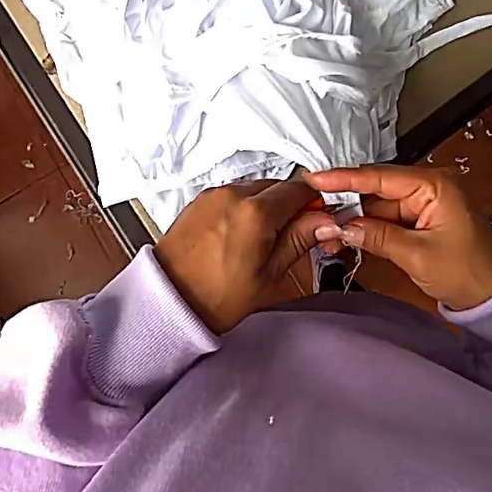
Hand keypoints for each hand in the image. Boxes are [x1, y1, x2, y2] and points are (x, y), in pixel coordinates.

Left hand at [153, 179, 335, 332]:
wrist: (164, 304)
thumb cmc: (214, 298)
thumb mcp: (270, 274)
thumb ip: (301, 239)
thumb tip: (327, 221)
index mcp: (257, 212)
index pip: (301, 189)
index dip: (314, 204)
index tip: (317, 221)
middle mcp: (235, 194)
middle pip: (279, 186)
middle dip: (290, 206)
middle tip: (289, 237)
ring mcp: (215, 194)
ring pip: (257, 189)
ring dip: (267, 206)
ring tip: (260, 240)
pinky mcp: (200, 200)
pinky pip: (234, 194)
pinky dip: (244, 208)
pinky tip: (239, 235)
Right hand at [304, 165, 491, 310]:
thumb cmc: (471, 270)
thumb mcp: (418, 254)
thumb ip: (377, 236)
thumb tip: (343, 226)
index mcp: (434, 185)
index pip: (380, 176)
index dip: (345, 178)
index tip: (317, 178)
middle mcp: (428, 187)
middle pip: (376, 189)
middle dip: (345, 203)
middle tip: (315, 214)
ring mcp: (423, 204)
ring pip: (377, 206)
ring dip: (353, 220)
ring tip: (326, 233)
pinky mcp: (420, 220)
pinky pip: (386, 219)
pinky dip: (367, 229)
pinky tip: (346, 238)